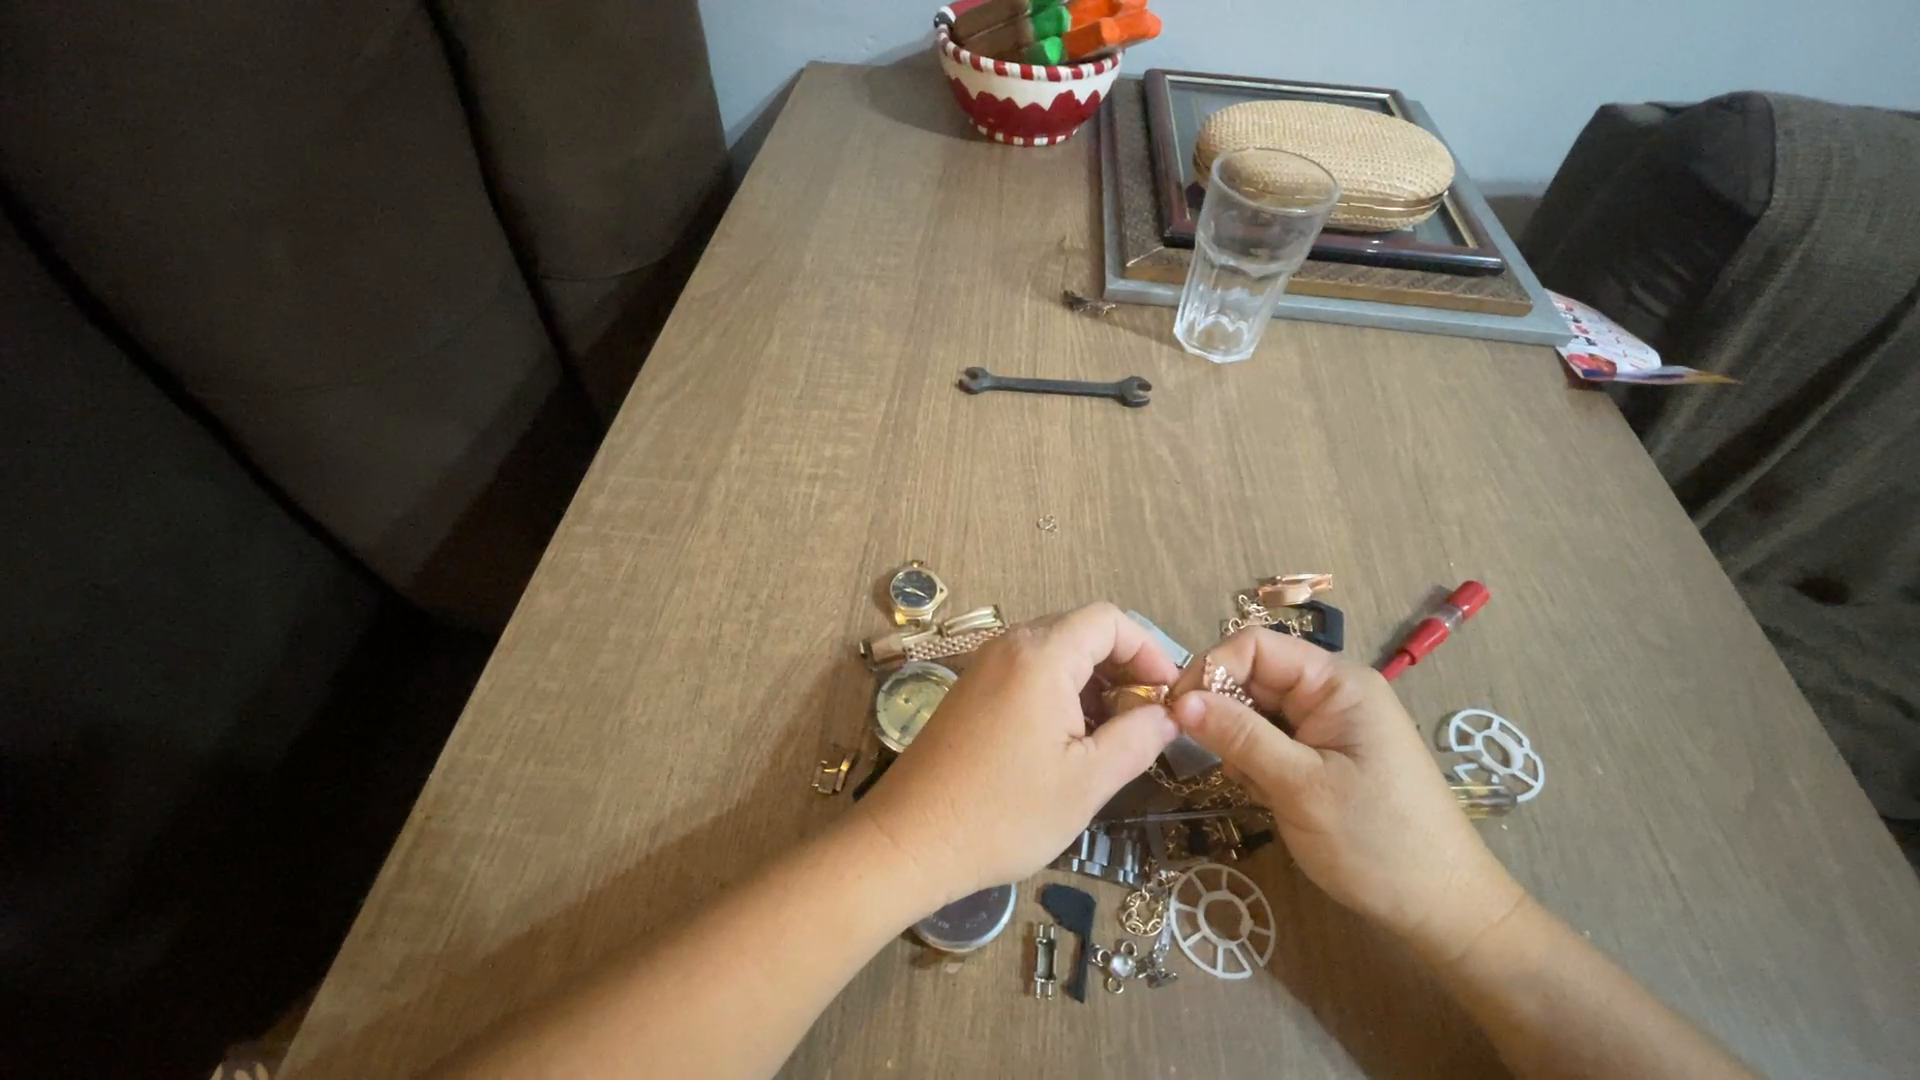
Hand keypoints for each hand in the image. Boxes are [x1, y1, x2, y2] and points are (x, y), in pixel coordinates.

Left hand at [854, 603, 1181, 902]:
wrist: (909, 840)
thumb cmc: (1004, 812)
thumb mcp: (1087, 781)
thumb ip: (1138, 738)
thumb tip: (1168, 715)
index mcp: (1040, 655)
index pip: (1108, 619)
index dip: (1148, 650)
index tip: (1167, 695)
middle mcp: (1009, 646)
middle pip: (1080, 631)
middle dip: (1122, 667)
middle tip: (1146, 717)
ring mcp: (983, 667)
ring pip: (1054, 654)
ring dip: (1091, 683)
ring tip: (1112, 736)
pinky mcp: (969, 691)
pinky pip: (1027, 673)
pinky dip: (1059, 693)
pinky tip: (1068, 740)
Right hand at [1168, 628, 1523, 959]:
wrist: (1440, 908)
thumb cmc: (1376, 842)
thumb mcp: (1300, 786)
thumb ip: (1239, 736)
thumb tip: (1180, 701)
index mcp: (1336, 682)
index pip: (1254, 647)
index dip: (1211, 669)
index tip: (1177, 712)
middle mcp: (1329, 692)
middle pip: (1251, 676)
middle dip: (1222, 711)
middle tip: (1208, 756)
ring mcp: (1325, 724)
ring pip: (1253, 711)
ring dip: (1237, 743)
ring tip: (1252, 785)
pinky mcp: (1320, 754)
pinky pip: (1267, 739)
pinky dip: (1253, 762)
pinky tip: (1265, 794)